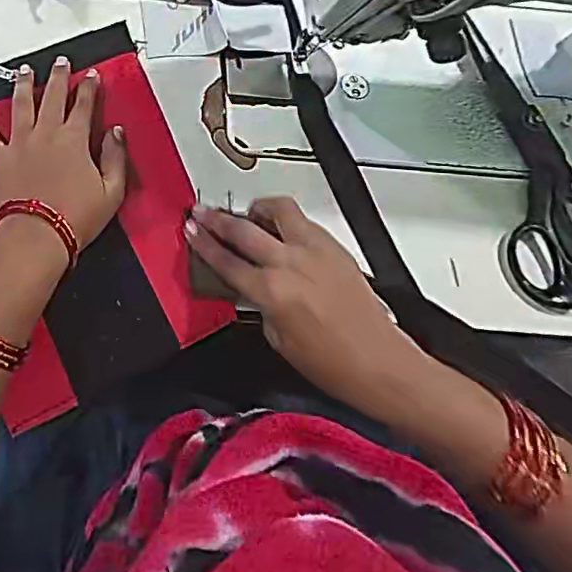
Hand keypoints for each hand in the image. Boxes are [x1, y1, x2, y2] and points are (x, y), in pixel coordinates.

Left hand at [0, 56, 127, 254]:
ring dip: (24, 84)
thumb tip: (116, 135)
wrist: (37, 234)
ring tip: (25, 71)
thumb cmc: (73, 218)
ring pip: (21, 103)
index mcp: (74, 139)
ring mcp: (20, 143)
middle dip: (59, 75)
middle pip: (53, 95)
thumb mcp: (111, 190)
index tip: (90, 77)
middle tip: (61, 62)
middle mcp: (46, 134)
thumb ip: (115, 157)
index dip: (89, 87)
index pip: (84, 104)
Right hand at [186, 198, 432, 411]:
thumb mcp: (278, 339)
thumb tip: (249, 287)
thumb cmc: (334, 363)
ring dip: (257, 207)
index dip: (203, 243)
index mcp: (272, 291)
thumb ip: (258, 305)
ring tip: (247, 211)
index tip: (191, 230)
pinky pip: (304, 221)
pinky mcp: (336, 248)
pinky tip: (282, 230)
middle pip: (243, 228)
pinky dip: (287, 220)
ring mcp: (316, 251)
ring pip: (279, 209)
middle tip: (203, 212)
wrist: (380, 363)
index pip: (226, 259)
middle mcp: (292, 263)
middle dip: (216, 218)